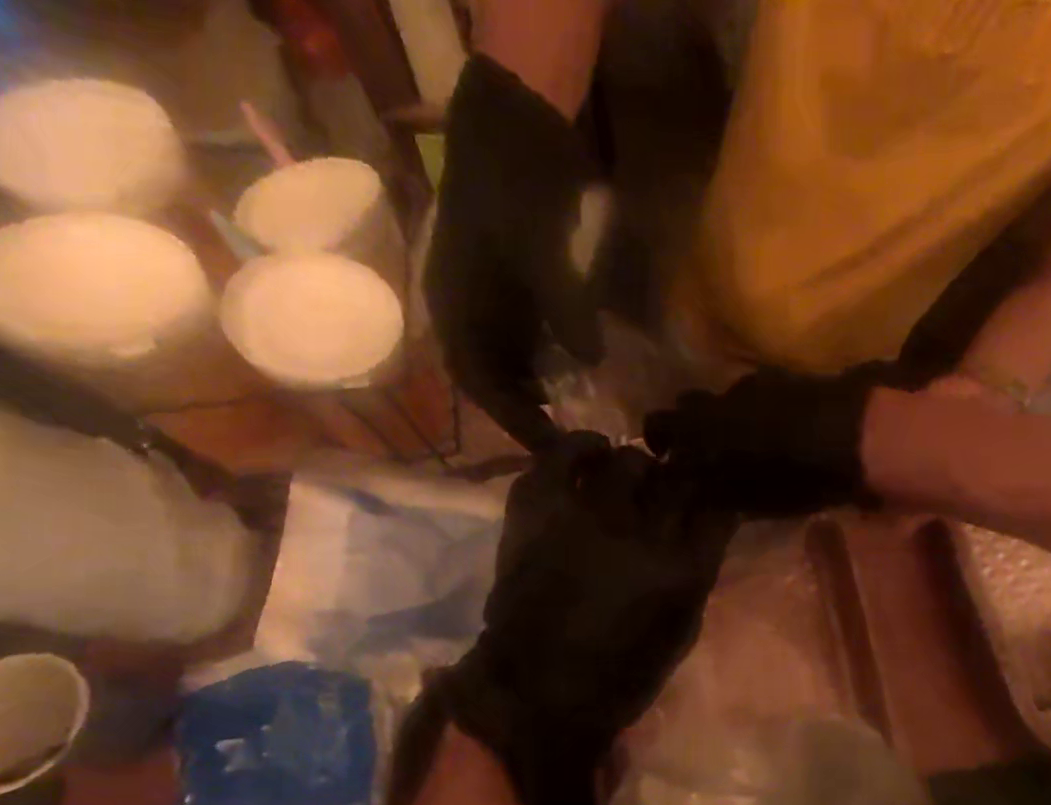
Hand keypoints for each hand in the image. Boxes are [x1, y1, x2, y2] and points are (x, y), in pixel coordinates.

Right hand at [424, 55, 601, 450]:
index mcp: (458, 309)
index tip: (550, 443)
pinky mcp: (491, 280)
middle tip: (564, 433)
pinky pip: (507, 332)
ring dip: (529, 383)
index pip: (482, 384)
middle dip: (523, 408)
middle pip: (486, 377)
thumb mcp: (550, 252)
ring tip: (568, 408)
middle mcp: (457, 310)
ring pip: (496, 357)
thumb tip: (592, 360)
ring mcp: (473, 294)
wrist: (509, 114)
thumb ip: (570, 313)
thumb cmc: (525, 183)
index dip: (515, 419)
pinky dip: (534, 354)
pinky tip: (565, 363)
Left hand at [439, 433, 734, 804]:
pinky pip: (559, 456)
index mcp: (683, 570)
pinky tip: (587, 454)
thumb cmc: (615, 674)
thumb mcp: (680, 631)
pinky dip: (575, 448)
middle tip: (659, 490)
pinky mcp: (538, 509)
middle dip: (671, 479)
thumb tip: (701, 527)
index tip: (708, 496)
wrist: (534, 691)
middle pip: (671, 477)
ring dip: (629, 465)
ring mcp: (585, 515)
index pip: (716, 508)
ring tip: (621, 471)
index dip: (714, 495)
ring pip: (622, 460)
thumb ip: (697, 571)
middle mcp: (641, 533)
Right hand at [646, 362, 901, 516]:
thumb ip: (712, 491)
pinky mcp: (788, 380)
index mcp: (708, 424)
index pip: (662, 421)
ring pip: (727, 400)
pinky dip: (755, 413)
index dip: (657, 438)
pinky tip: (774, 433)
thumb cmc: (798, 474)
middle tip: (703, 453)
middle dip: (693, 428)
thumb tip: (689, 490)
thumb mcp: (749, 497)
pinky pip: (757, 396)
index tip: (664, 456)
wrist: (861, 436)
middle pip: (692, 405)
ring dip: (727, 420)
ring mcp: (759, 383)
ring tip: (743, 446)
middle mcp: (725, 396)